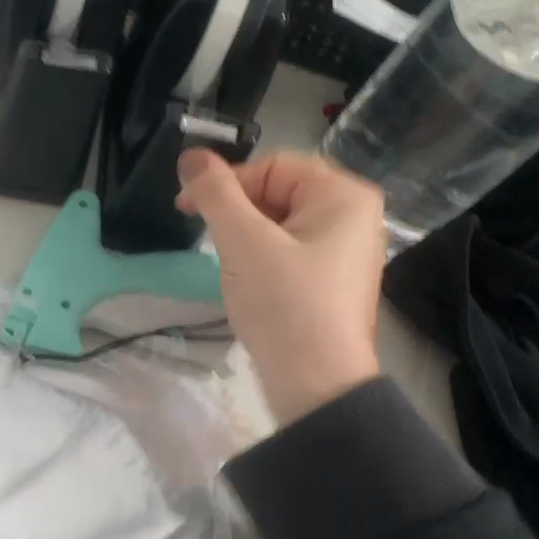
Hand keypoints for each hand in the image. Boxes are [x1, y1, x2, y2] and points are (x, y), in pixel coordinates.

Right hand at [175, 149, 385, 424]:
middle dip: (236, 212)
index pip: (273, 166)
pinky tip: (247, 284)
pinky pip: (288, 252)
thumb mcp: (243, 243)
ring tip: (229, 266)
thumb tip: (190, 155)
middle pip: (279, 192)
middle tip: (206, 240)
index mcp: (343, 196)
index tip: (186, 210)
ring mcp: (345, 251)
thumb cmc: (283, 305)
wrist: (315, 383)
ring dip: (244, 237)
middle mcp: (353, 216)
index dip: (226, 182)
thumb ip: (215, 194)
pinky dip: (260, 259)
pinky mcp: (331, 282)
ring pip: (280, 224)